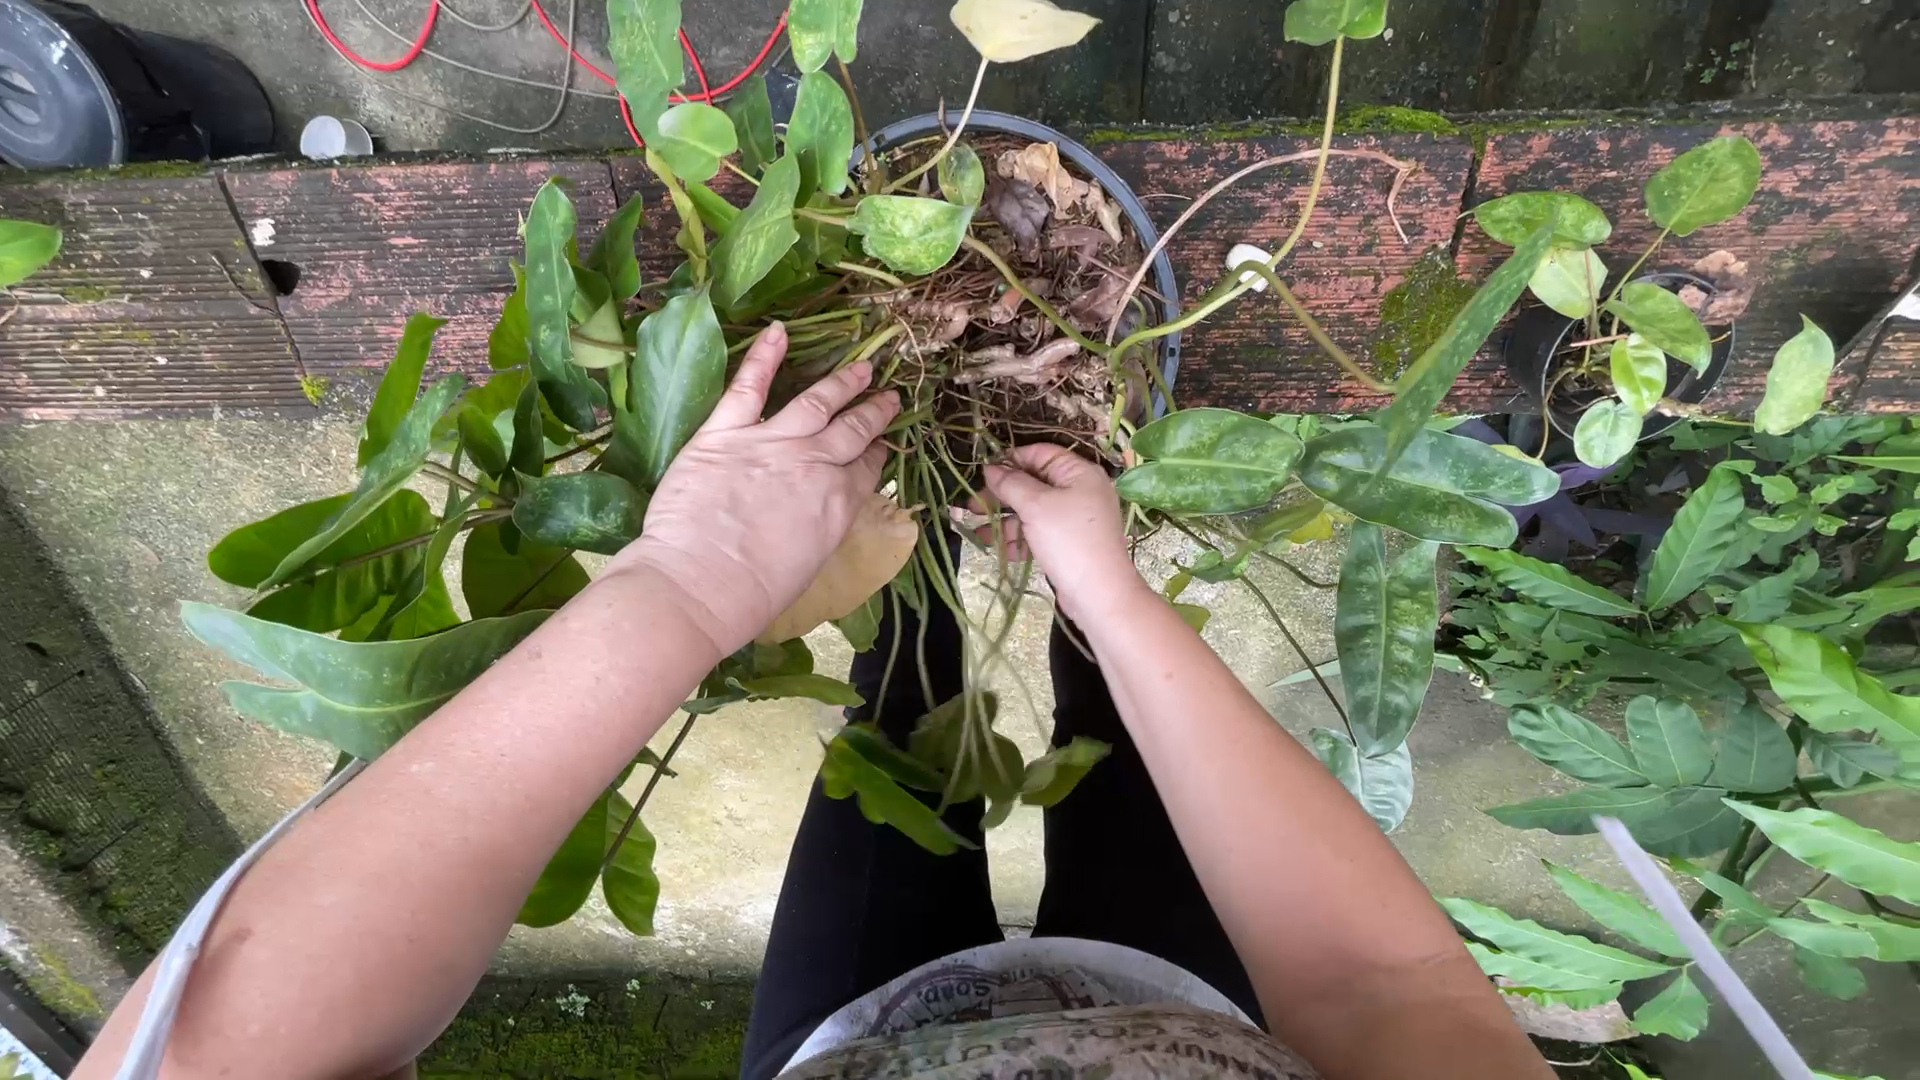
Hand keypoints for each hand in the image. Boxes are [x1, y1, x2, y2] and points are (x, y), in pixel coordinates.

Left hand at [613, 323, 898, 653]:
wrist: (702, 584)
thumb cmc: (755, 593)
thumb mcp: (811, 562)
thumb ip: (824, 524)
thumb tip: (825, 508)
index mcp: (838, 503)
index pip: (867, 468)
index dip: (878, 451)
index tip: (885, 441)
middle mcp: (815, 466)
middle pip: (853, 431)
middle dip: (874, 411)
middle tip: (889, 396)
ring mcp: (771, 444)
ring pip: (816, 402)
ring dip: (842, 383)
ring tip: (862, 367)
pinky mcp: (725, 433)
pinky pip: (748, 387)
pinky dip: (764, 356)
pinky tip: (779, 331)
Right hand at [981, 444, 1146, 621]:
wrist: (1098, 593)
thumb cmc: (1068, 540)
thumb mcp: (1035, 506)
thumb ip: (1010, 483)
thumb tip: (990, 467)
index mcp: (1079, 472)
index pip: (1040, 454)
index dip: (1010, 460)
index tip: (983, 473)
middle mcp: (1079, 491)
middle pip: (1033, 484)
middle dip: (1001, 496)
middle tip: (972, 506)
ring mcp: (1074, 519)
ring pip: (1032, 511)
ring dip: (1005, 522)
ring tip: (979, 534)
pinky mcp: (1068, 543)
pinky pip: (1039, 533)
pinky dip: (1020, 539)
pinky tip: (999, 550)